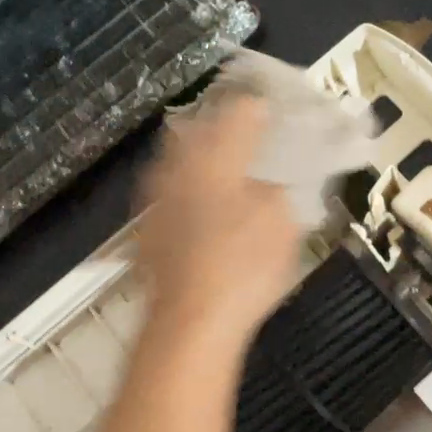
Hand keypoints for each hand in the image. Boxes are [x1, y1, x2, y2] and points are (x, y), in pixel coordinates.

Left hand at [136, 97, 299, 340]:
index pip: (240, 110)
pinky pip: (170, 192)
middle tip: (247, 135)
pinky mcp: (148, 228)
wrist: (190, 322)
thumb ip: (276, 191)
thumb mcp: (283, 223)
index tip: (275, 113)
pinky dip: (188, 191)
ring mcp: (157, 196)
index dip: (261, 108)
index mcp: (217, 155)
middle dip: (222, 126)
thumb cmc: (243, 269)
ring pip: (179, 159)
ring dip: (202, 158)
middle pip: (199, 127)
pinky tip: (204, 211)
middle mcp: (180, 165)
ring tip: (226, 171)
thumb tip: (264, 185)